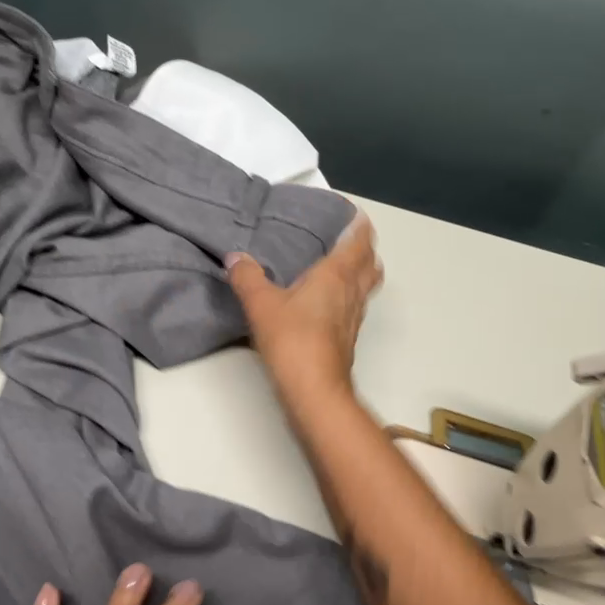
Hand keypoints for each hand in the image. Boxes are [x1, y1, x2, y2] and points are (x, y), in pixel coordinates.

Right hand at [227, 211, 382, 401]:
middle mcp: (351, 293)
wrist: (314, 390)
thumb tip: (235, 257)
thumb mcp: (261, 304)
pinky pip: (354, 307)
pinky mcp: (347, 339)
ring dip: (360, 273)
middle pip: (370, 264)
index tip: (353, 214)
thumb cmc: (292, 340)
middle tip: (348, 239)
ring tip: (341, 267)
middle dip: (364, 249)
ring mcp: (353, 318)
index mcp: (336, 275)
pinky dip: (347, 296)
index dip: (359, 226)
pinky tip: (327, 302)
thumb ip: (247, 277)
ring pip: (366, 287)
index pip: (358, 242)